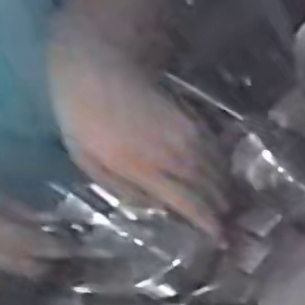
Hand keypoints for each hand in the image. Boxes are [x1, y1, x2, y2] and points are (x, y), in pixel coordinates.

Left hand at [49, 27, 227, 236]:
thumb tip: (159, 210)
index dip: (211, 227)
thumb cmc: (81, 112)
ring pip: (223, 181)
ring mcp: (192, 143)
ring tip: (219, 203)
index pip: (195, 208)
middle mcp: (178, 160)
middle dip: (221, 213)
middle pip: (216, 197)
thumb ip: (123, 190)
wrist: (96, 63)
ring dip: (223, 195)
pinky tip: (213, 177)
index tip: (220, 241)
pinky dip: (221, 173)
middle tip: (220, 222)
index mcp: (146, 170)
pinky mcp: (198, 128)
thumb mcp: (86, 158)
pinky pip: (220, 160)